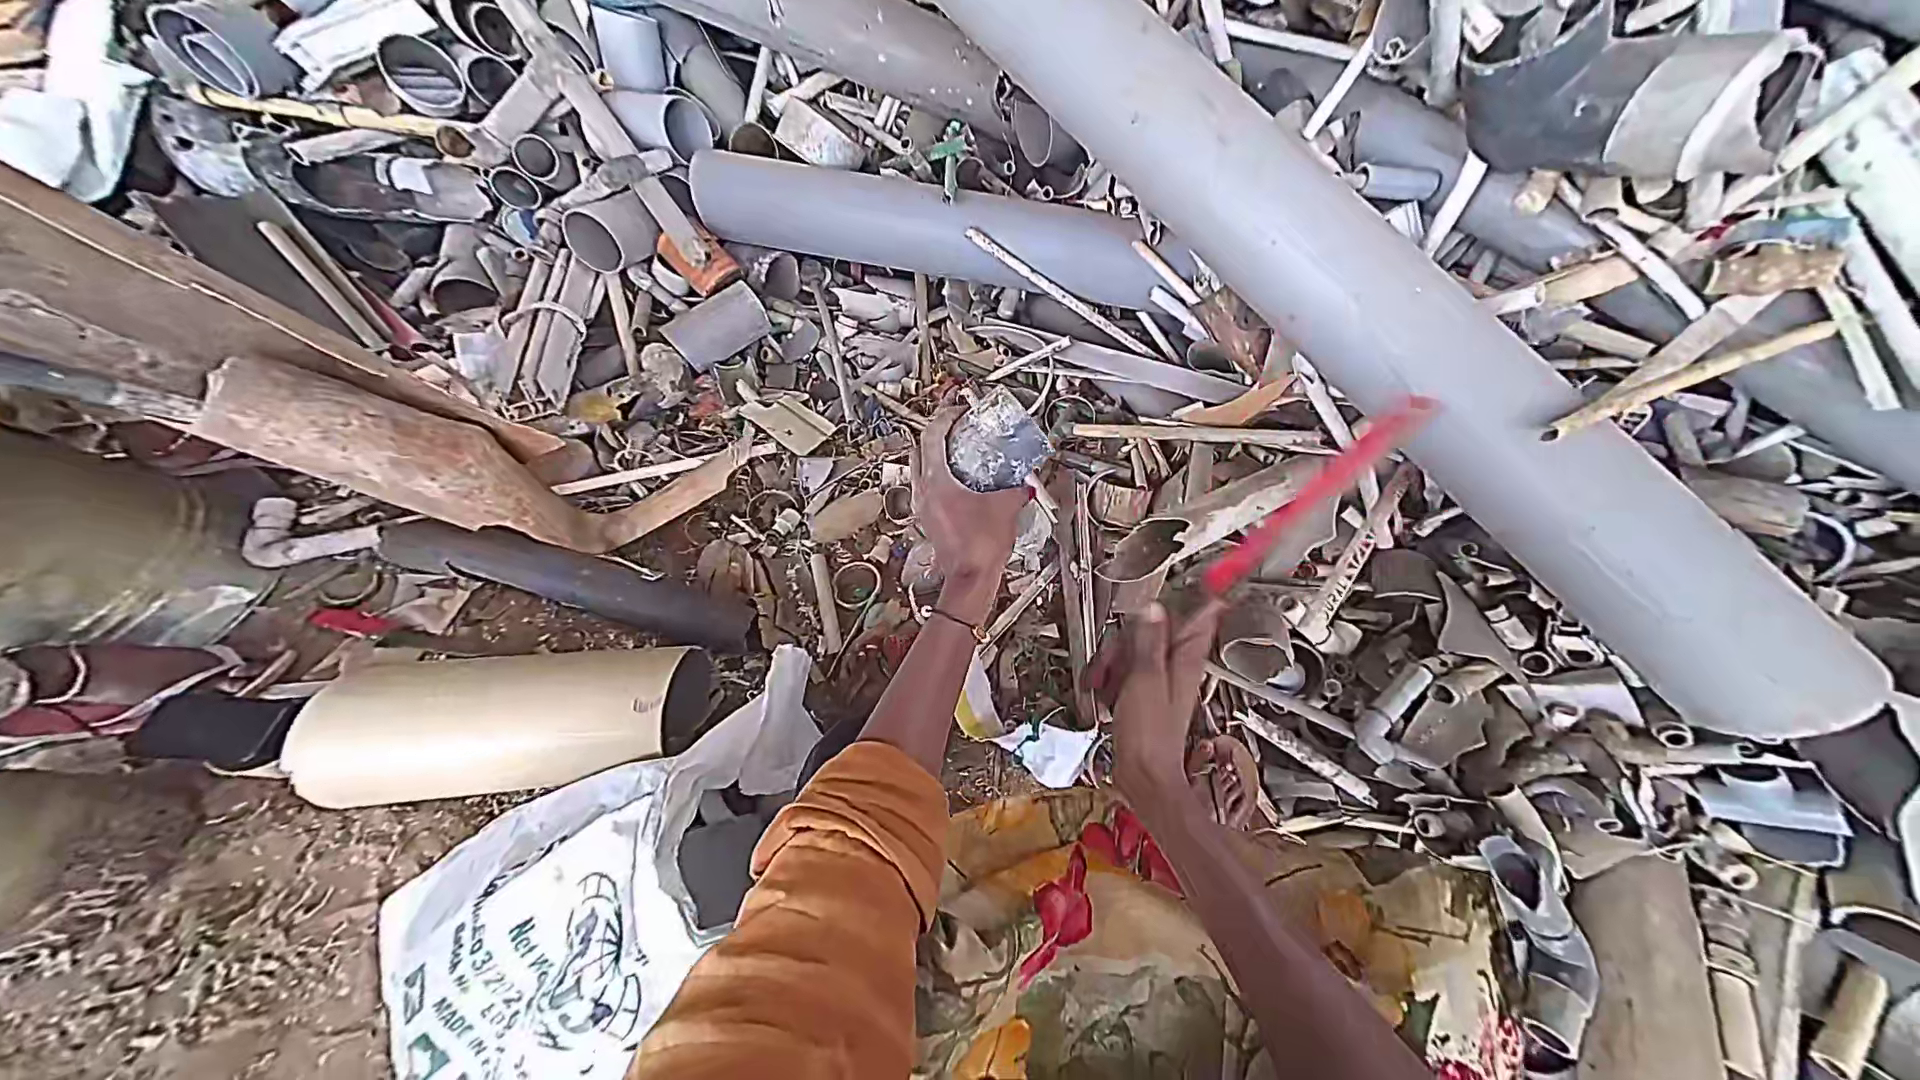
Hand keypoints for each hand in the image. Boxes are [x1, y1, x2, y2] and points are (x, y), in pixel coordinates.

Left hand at [913, 407, 1029, 622]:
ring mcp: (922, 507)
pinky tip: (960, 483)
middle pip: (920, 449)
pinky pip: (927, 488)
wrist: (970, 579)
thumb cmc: (980, 548)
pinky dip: (939, 478)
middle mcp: (923, 492)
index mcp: (936, 482)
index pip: (932, 435)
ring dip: (935, 456)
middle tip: (956, 429)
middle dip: (936, 434)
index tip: (958, 411)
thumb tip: (1024, 481)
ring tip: (958, 453)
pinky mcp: (928, 520)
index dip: (945, 417)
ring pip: (920, 469)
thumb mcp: (1006, 507)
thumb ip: (1016, 488)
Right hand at [1110, 601, 1223, 808]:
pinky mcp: (1142, 696)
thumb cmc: (1150, 735)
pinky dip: (1111, 678)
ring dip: (1114, 661)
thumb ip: (1147, 642)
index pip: (1202, 619)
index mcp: (1185, 660)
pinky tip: (1105, 692)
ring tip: (1104, 681)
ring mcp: (1158, 681)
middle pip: (1152, 632)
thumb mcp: (1144, 680)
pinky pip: (1125, 673)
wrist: (1142, 776)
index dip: (1205, 597)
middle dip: (1127, 639)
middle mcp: (1175, 667)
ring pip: (1134, 651)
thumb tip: (1151, 609)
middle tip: (1114, 656)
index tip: (1211, 577)